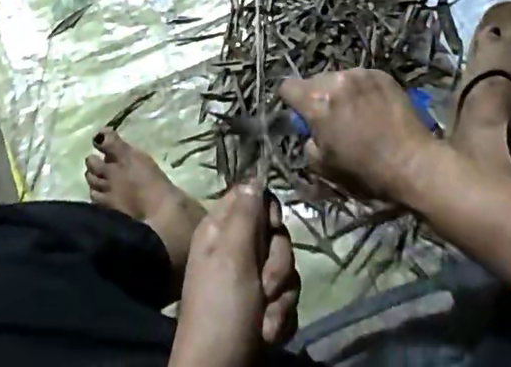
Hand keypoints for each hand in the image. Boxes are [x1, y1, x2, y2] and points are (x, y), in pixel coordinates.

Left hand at [170, 183, 300, 366]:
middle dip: (279, 264)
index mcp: (221, 230)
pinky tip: (269, 334)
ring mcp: (250, 282)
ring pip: (287, 270)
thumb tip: (254, 176)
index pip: (253, 197)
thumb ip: (245, 213)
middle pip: (276, 235)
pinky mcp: (264, 309)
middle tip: (263, 286)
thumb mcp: (231, 256)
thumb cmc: (221, 310)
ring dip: (281, 298)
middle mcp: (236, 250)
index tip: (270, 230)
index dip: (268, 211)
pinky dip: (282, 318)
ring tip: (265, 320)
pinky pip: (288, 299)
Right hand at [279, 69, 439, 200]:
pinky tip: (375, 109)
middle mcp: (337, 80)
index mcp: (318, 103)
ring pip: (339, 79)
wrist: (414, 163)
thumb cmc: (366, 171)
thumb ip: (309, 142)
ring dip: (341, 93)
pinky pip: (362, 78)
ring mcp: (362, 74)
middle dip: (319, 98)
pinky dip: (363, 90)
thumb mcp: (324, 167)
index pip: (287, 86)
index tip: (301, 114)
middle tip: (333, 120)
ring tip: (358, 114)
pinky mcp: (382, 74)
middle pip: (314, 81)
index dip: (291, 101)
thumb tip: (312, 132)